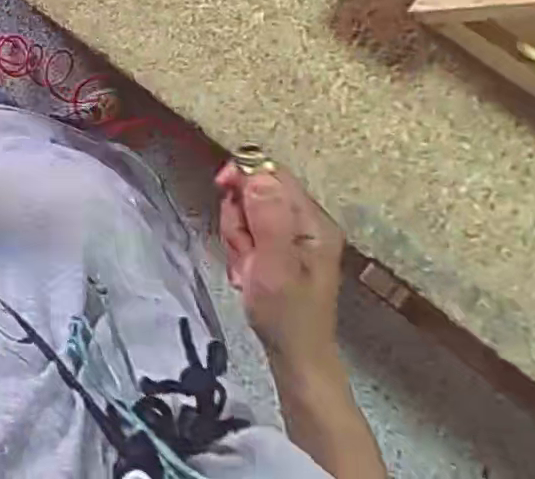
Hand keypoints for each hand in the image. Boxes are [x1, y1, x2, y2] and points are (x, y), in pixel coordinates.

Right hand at [216, 161, 345, 365]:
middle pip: (258, 191)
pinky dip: (240, 247)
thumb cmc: (286, 315)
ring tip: (245, 267)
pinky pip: (249, 231)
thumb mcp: (275, 265)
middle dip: (239, 215)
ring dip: (237, 235)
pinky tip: (246, 272)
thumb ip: (268, 218)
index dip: (245, 174)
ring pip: (248, 211)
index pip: (274, 174)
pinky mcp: (281, 249)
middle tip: (241, 249)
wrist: (295, 360)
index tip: (221, 187)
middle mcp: (307, 222)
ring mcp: (294, 236)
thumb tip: (257, 174)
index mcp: (313, 220)